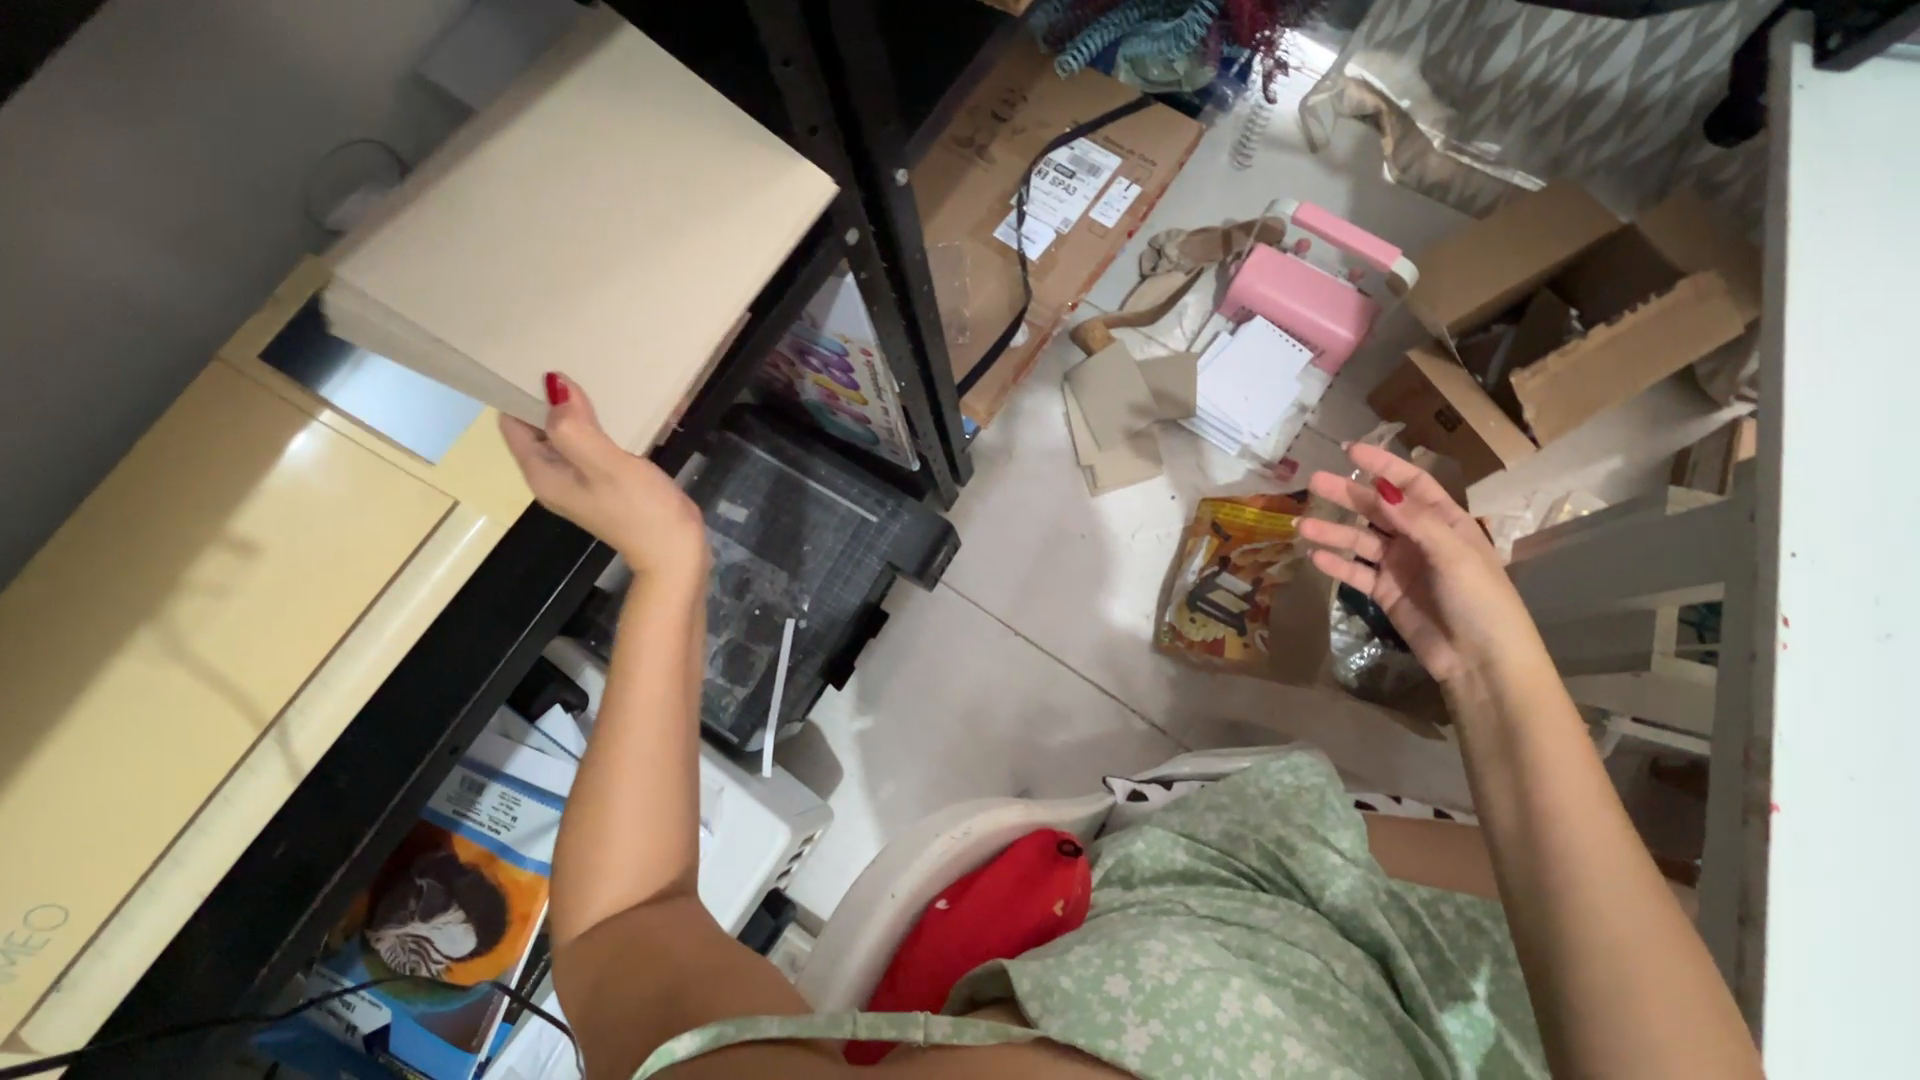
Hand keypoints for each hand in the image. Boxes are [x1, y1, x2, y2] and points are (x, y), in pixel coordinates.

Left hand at [499, 372, 707, 581]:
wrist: (675, 552)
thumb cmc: (641, 509)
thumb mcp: (606, 464)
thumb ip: (574, 426)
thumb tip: (553, 383)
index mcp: (542, 473)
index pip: (512, 423)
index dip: (521, 393)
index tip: (543, 362)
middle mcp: (552, 477)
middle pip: (536, 428)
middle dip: (548, 399)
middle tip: (572, 361)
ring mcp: (578, 483)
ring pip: (564, 436)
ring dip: (574, 411)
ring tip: (592, 379)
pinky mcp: (603, 484)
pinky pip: (586, 447)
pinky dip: (594, 427)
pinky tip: (613, 413)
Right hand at [1297, 443, 1547, 686]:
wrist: (1481, 660)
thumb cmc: (1480, 600)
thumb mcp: (1454, 555)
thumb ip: (1415, 521)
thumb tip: (1380, 488)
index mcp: (1446, 523)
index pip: (1410, 485)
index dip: (1383, 466)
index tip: (1351, 451)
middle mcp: (1420, 539)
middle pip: (1378, 509)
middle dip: (1347, 495)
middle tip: (1314, 482)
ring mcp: (1401, 566)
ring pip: (1360, 541)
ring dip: (1333, 532)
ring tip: (1302, 526)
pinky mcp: (1386, 593)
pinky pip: (1356, 573)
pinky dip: (1337, 564)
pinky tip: (1315, 557)